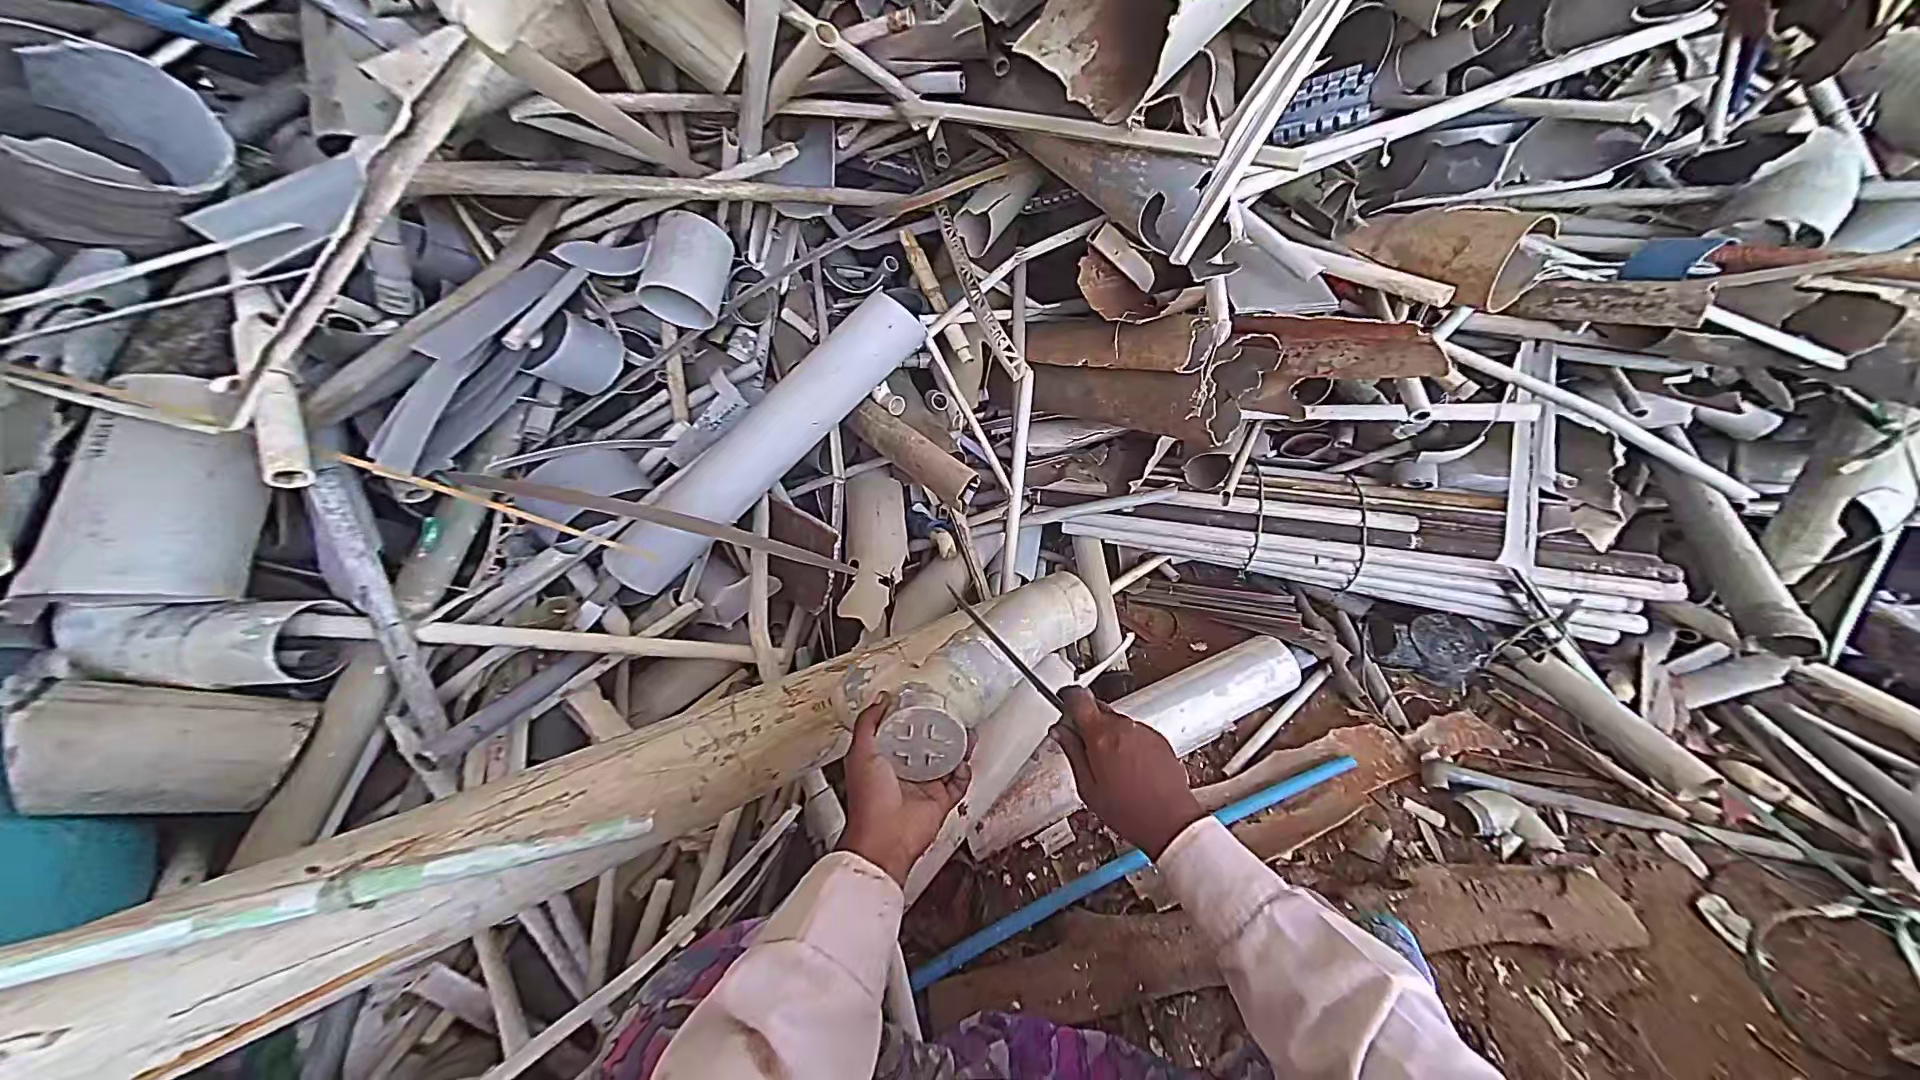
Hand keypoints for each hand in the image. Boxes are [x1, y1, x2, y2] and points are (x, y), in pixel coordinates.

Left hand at [838, 692, 969, 885]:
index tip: (926, 701)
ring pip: (948, 760)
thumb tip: (879, 700)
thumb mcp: (861, 753)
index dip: (914, 717)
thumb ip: (868, 724)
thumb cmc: (868, 801)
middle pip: (930, 744)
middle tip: (953, 715)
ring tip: (966, 733)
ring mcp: (925, 786)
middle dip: (942, 730)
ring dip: (959, 747)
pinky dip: (964, 772)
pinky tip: (964, 762)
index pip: (903, 732)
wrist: (885, 839)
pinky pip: (959, 783)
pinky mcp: (941, 801)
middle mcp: (906, 771)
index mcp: (885, 759)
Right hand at [1056, 685, 1204, 858]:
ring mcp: (1143, 731)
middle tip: (1085, 749)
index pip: (1078, 698)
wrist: (1171, 822)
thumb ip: (1072, 752)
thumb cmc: (1131, 811)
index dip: (1068, 698)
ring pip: (1117, 722)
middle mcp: (1124, 726)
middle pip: (1098, 709)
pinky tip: (1129, 768)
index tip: (1064, 704)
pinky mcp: (1158, 738)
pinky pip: (1135, 732)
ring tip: (1111, 767)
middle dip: (1088, 724)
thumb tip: (1060, 733)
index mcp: (1101, 735)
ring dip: (1110, 735)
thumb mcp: (1087, 787)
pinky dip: (1129, 743)